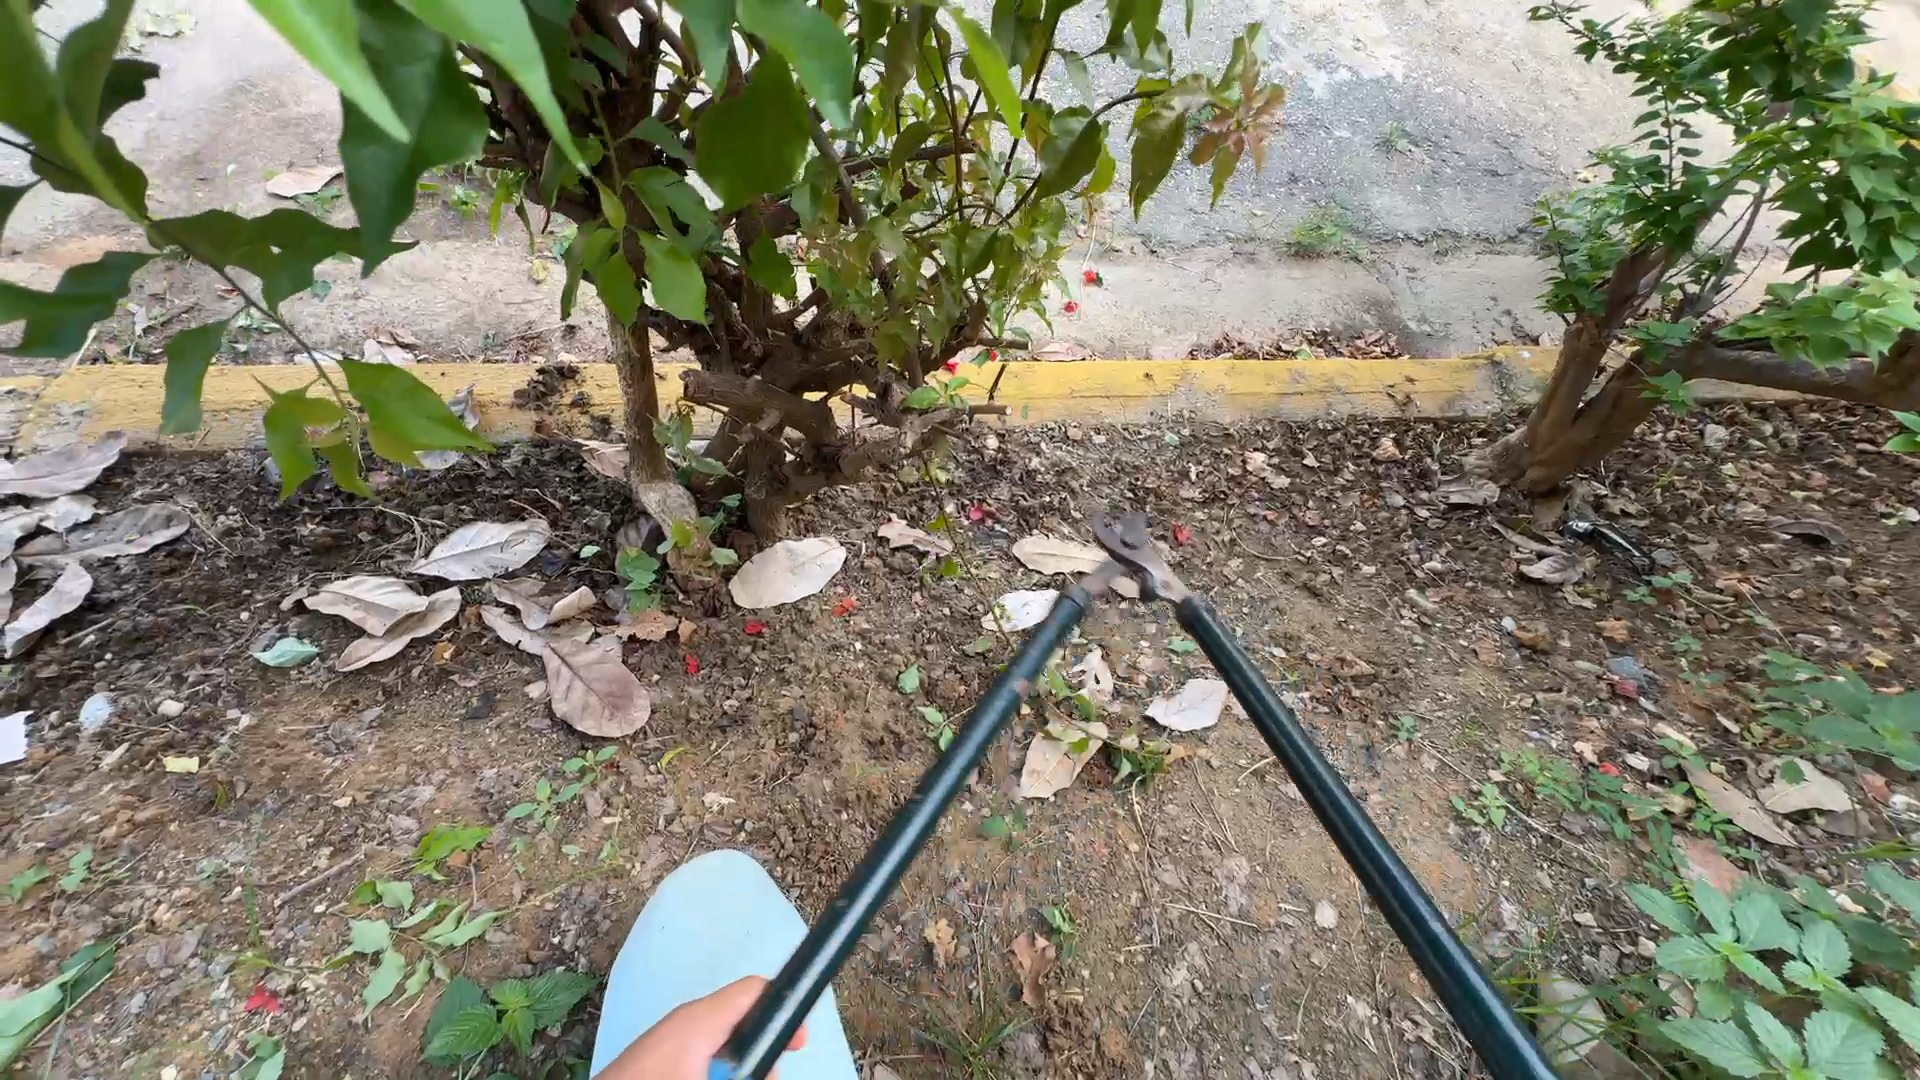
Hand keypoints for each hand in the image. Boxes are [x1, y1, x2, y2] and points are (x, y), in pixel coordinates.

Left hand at [594, 976, 805, 1079]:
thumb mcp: (710, 1079)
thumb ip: (745, 1072)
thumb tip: (769, 1069)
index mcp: (700, 1020)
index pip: (754, 989)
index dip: (785, 1005)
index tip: (800, 1041)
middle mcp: (685, 1021)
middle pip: (741, 1014)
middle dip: (763, 1043)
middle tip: (774, 1072)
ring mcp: (667, 1040)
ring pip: (720, 1035)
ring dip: (739, 1059)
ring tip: (750, 1075)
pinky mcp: (655, 1060)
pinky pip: (699, 1051)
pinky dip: (717, 1064)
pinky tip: (719, 1077)